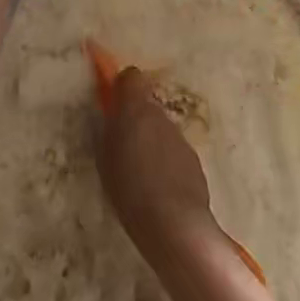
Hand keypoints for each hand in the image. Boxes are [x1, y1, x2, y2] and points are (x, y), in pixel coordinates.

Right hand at [98, 67, 217, 249]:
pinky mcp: (194, 159)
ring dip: (151, 143)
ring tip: (141, 176)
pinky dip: (166, 162)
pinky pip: (174, 152)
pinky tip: (160, 190)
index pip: (131, 77)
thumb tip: (113, 119)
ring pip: (161, 130)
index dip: (122, 87)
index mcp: (135, 110)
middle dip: (136, 122)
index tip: (114, 104)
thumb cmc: (129, 190)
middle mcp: (160, 116)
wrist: (175, 223)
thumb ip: (109, 132)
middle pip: (146, 107)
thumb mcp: (105, 160)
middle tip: (124, 149)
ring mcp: (180, 137)